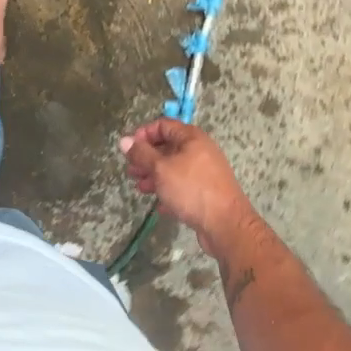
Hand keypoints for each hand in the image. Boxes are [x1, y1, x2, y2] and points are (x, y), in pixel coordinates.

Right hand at [119, 118, 257, 255]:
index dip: (143, 134)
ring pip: (174, 169)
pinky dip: (170, 192)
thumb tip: (124, 140)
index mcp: (191, 138)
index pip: (163, 125)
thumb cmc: (191, 189)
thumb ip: (141, 154)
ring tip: (140, 188)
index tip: (130, 149)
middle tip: (131, 171)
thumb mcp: (161, 168)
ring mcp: (205, 173)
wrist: (226, 225)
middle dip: (147, 159)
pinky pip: (184, 187)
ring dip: (155, 177)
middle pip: (168, 148)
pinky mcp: (207, 193)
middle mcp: (200, 151)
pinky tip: (160, 206)